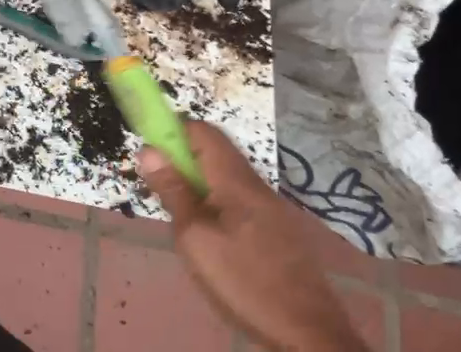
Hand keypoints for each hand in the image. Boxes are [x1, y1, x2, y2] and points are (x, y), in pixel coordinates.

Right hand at [137, 123, 366, 351]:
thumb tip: (148, 150)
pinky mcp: (282, 234)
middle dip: (183, 160)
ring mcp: (275, 212)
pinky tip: (213, 239)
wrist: (312, 338)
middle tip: (162, 190)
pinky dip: (218, 204)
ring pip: (228, 180)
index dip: (172, 130)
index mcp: (236, 183)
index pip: (203, 131)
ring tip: (184, 219)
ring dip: (199, 184)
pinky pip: (241, 201)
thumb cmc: (245, 283)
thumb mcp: (195, 239)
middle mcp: (258, 188)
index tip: (150, 150)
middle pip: (216, 154)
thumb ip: (173, 192)